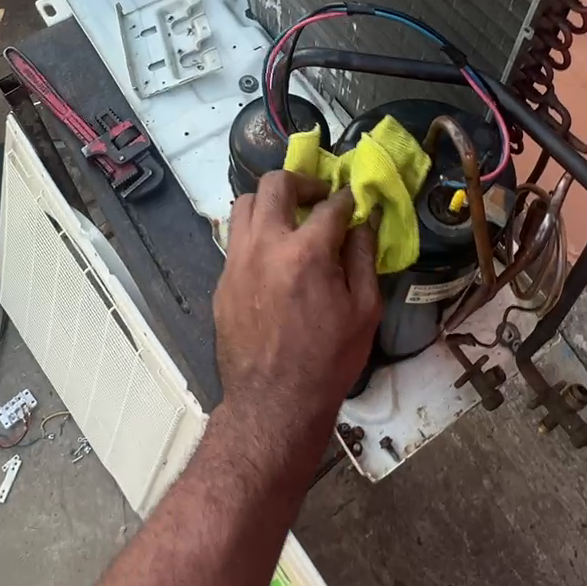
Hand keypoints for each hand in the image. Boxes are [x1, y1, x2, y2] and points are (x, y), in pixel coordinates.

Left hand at [214, 171, 380, 443]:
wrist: (274, 403)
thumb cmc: (328, 359)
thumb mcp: (364, 310)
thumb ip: (364, 256)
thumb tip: (365, 220)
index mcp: (306, 252)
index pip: (329, 205)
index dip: (346, 198)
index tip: (353, 201)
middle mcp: (265, 246)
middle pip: (275, 184)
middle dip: (301, 182)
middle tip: (317, 198)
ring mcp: (237, 262)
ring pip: (244, 204)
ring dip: (270, 202)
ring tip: (290, 220)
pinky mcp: (222, 281)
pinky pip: (236, 239)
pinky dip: (256, 234)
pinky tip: (274, 257)